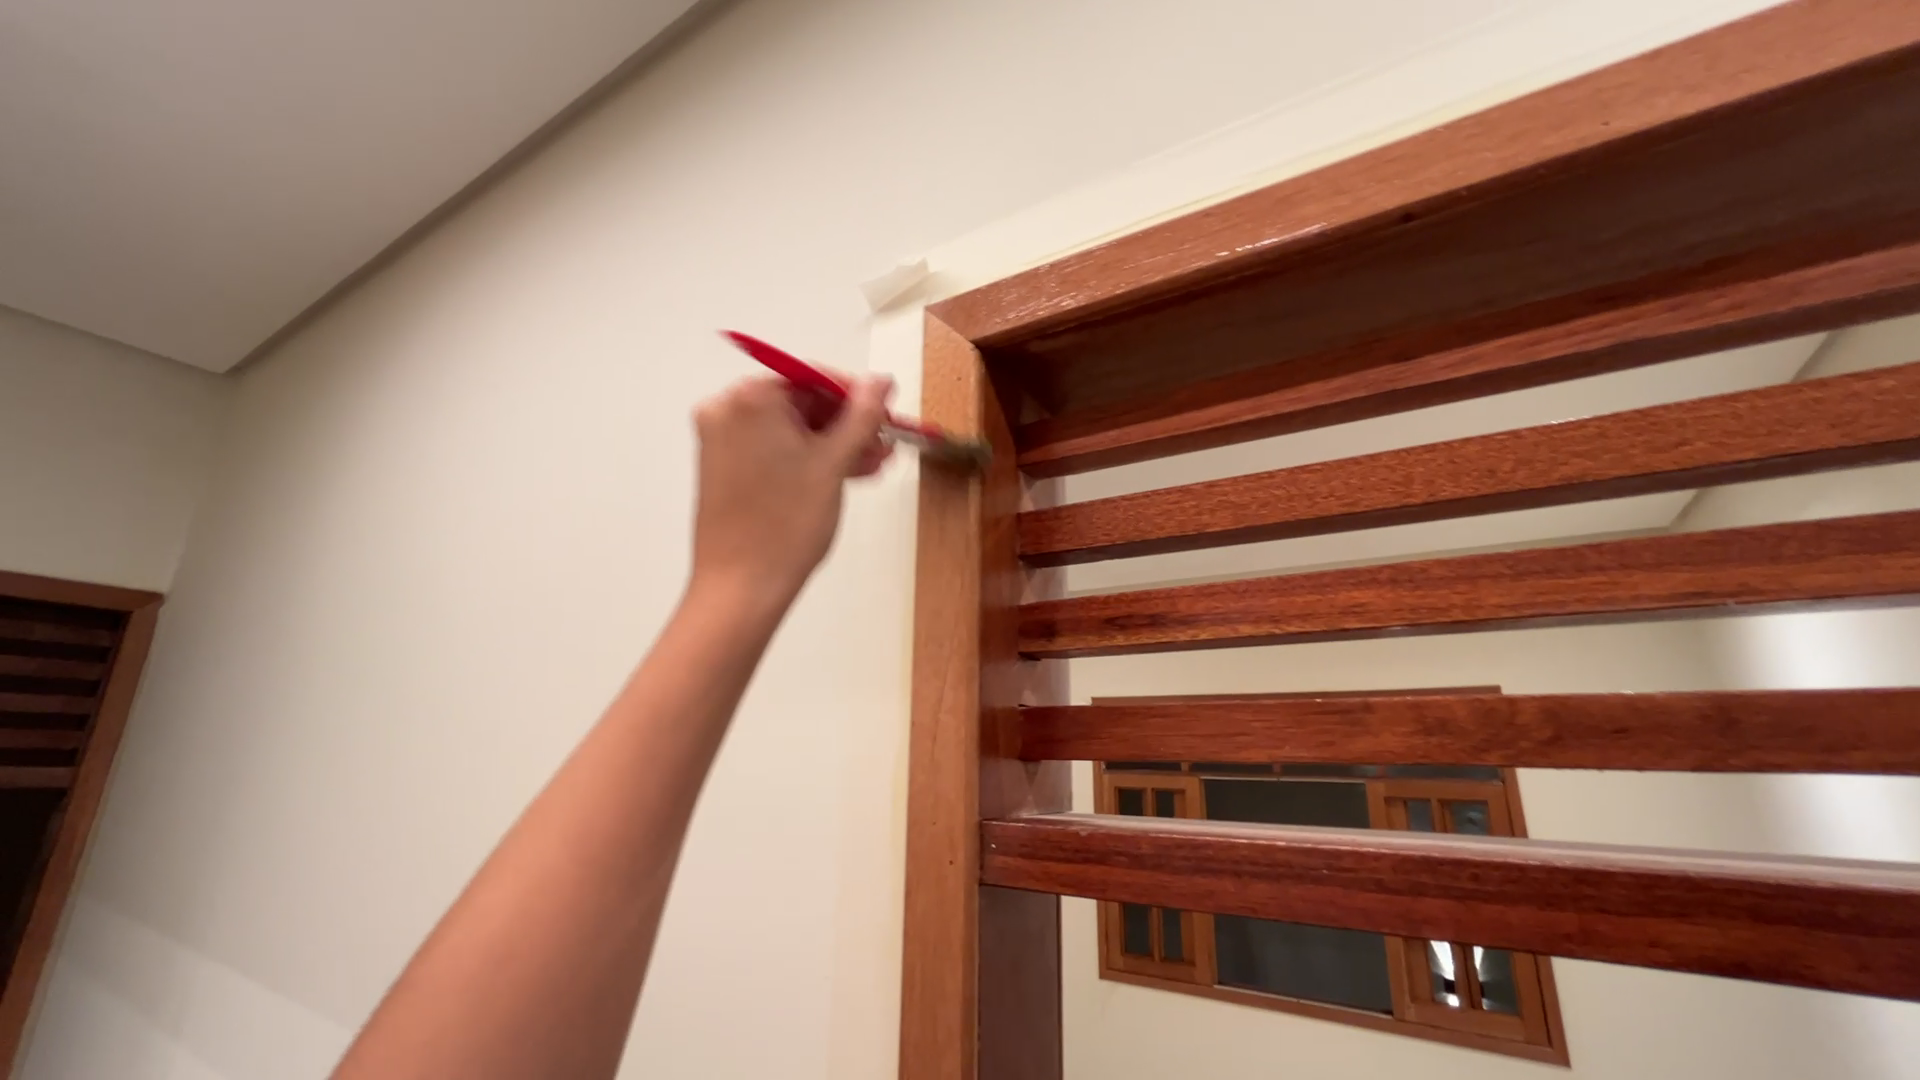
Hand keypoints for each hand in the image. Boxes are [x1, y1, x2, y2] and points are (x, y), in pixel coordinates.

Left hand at [689, 373, 893, 603]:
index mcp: (749, 399)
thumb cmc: (785, 524)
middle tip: (883, 444)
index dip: (856, 397)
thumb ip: (861, 415)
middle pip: (801, 404)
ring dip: (833, 446)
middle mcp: (726, 411)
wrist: (741, 588)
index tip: (886, 414)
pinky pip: (774, 451)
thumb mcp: (833, 463)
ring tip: (871, 466)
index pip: (813, 379)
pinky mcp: (723, 469)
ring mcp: (721, 441)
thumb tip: (880, 381)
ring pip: (791, 431)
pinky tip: (843, 476)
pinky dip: (807, 460)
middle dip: (847, 426)